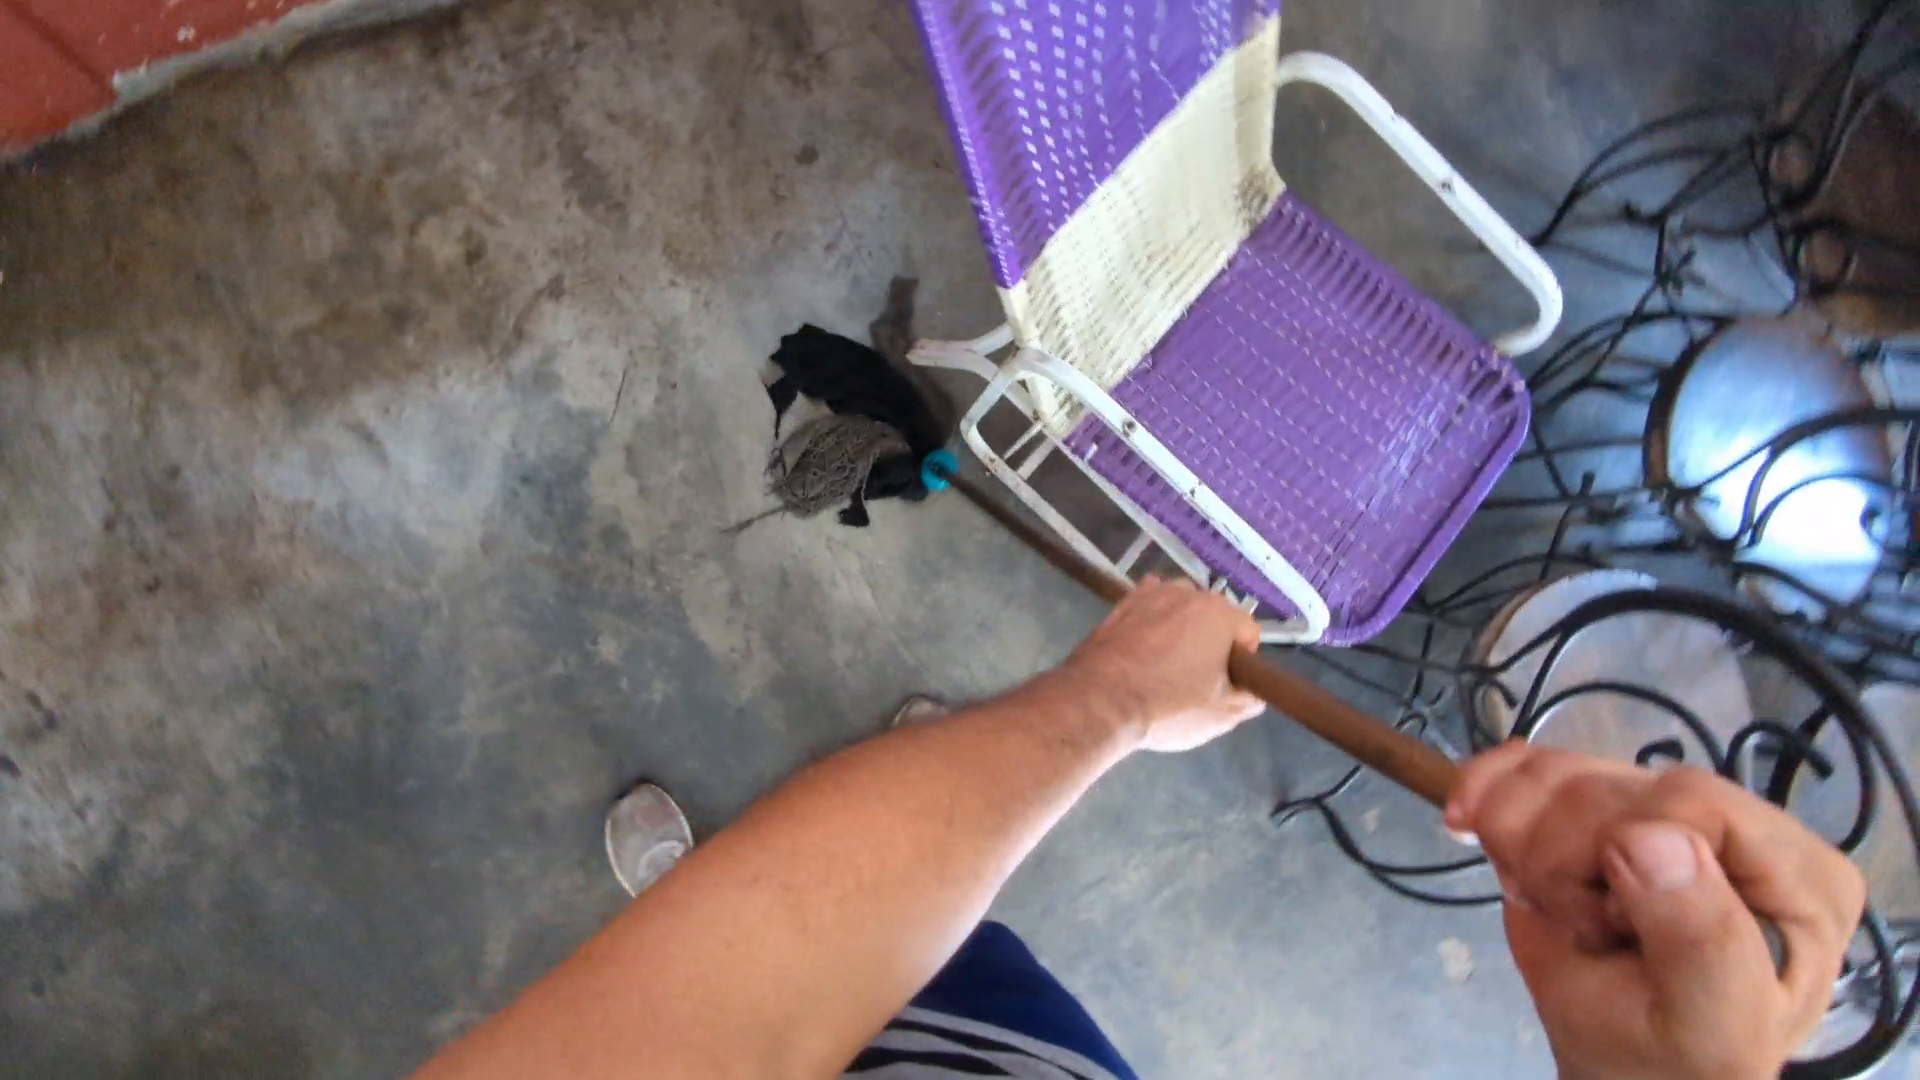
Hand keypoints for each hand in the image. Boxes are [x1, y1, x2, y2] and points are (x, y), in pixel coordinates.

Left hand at [1058, 577, 1262, 752]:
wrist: (1100, 700)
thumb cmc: (1170, 705)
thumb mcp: (1223, 714)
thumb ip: (1249, 698)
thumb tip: (1251, 692)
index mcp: (1219, 613)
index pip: (1248, 631)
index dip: (1244, 660)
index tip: (1227, 684)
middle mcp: (1186, 593)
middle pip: (1213, 616)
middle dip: (1211, 641)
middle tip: (1197, 677)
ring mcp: (1149, 595)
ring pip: (1179, 606)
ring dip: (1180, 626)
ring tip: (1167, 662)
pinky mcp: (1119, 604)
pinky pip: (1146, 607)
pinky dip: (1150, 621)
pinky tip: (1142, 645)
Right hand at [1446, 743, 1864, 1079]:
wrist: (1611, 1050)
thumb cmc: (1670, 1049)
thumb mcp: (1706, 1020)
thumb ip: (1699, 936)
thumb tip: (1648, 836)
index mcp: (1790, 870)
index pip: (1690, 797)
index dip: (1622, 844)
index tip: (1611, 916)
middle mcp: (1721, 820)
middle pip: (1601, 782)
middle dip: (1557, 857)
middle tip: (1578, 924)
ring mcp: (1641, 801)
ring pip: (1545, 769)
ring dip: (1514, 838)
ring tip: (1544, 897)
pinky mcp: (1577, 797)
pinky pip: (1511, 760)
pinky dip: (1477, 795)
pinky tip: (1472, 832)